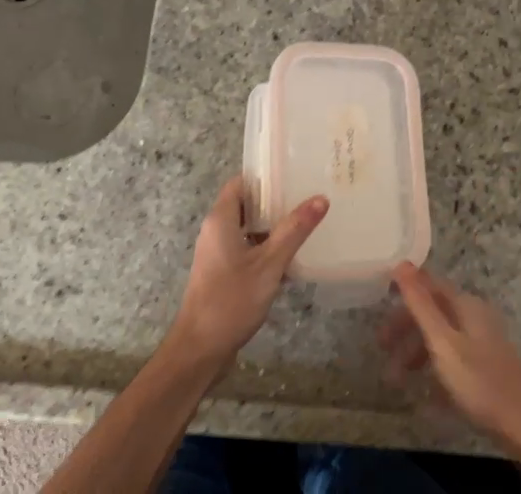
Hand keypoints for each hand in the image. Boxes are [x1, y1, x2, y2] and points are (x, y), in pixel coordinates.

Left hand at [168, 177, 327, 366]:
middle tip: (308, 196)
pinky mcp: (223, 274)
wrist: (200, 349)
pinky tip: (293, 258)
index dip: (265, 175)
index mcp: (220, 220)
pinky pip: (247, 251)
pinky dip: (267, 249)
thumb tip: (320, 198)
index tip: (294, 172)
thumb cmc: (231, 300)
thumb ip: (294, 230)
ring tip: (307, 223)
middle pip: (246, 205)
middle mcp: (215, 231)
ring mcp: (218, 254)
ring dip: (273, 227)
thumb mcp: (269, 264)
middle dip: (275, 201)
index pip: (241, 182)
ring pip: (248, 230)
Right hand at [381, 263, 520, 455]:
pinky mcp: (488, 365)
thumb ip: (421, 304)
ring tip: (398, 379)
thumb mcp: (443, 342)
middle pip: (434, 313)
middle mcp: (476, 316)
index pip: (428, 286)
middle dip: (406, 329)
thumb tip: (401, 263)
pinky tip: (426, 393)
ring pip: (442, 337)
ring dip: (417, 353)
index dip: (403, 293)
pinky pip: (454, 358)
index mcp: (466, 305)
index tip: (378, 305)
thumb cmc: (479, 381)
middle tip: (382, 350)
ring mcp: (484, 341)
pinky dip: (435, 368)